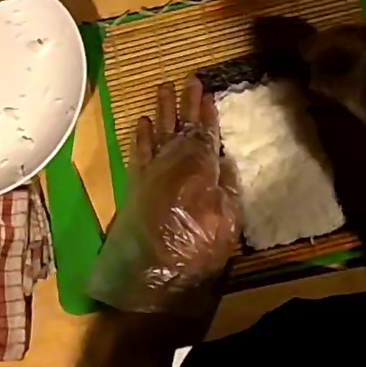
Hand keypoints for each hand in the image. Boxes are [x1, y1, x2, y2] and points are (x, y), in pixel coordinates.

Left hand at [86, 77, 241, 317]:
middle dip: (187, 104)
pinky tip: (143, 121)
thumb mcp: (227, 224)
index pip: (205, 135)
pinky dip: (141, 137)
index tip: (208, 91)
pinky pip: (138, 156)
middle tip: (190, 79)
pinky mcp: (138, 189)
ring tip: (164, 87)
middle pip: (182, 129)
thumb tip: (224, 161)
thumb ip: (227, 190)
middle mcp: (174, 168)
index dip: (207, 113)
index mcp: (199, 174)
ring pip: (159, 135)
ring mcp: (153, 177)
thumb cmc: (199, 257)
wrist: (158, 287)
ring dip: (163, 111)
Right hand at [304, 23, 365, 184]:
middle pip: (354, 36)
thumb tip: (312, 76)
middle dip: (333, 50)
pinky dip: (365, 63)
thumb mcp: (356, 95)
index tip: (301, 57)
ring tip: (330, 74)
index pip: (338, 33)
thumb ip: (330, 81)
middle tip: (313, 64)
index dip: (317, 46)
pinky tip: (355, 78)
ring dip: (349, 58)